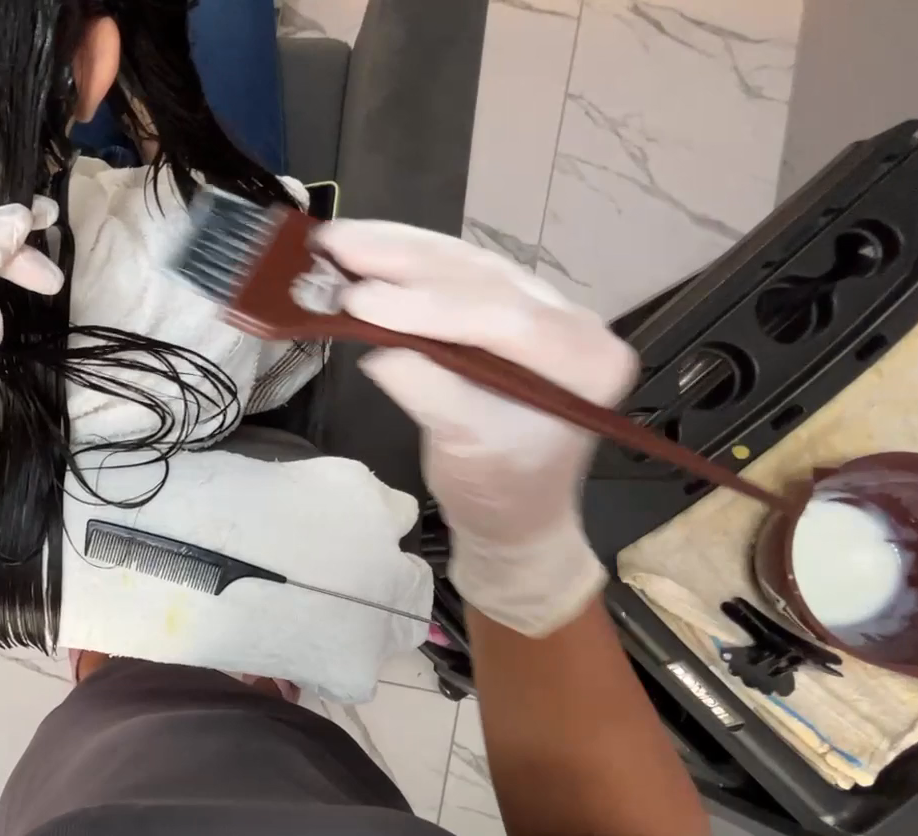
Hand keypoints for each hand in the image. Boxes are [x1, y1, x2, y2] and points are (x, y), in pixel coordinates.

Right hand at [312, 220, 638, 635]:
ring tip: (339, 239)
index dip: (425, 306)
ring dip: (399, 248)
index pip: (500, 319)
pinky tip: (370, 251)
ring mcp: (541, 310)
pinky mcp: (507, 313)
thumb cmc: (497, 491)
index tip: (357, 300)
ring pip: (466, 264)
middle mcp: (572, 321)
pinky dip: (408, 262)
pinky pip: (459, 276)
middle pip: (481, 275)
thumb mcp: (466, 448)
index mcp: (582, 360)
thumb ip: (430, 391)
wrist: (513, 513)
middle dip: (402, 257)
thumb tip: (378, 348)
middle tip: (335, 243)